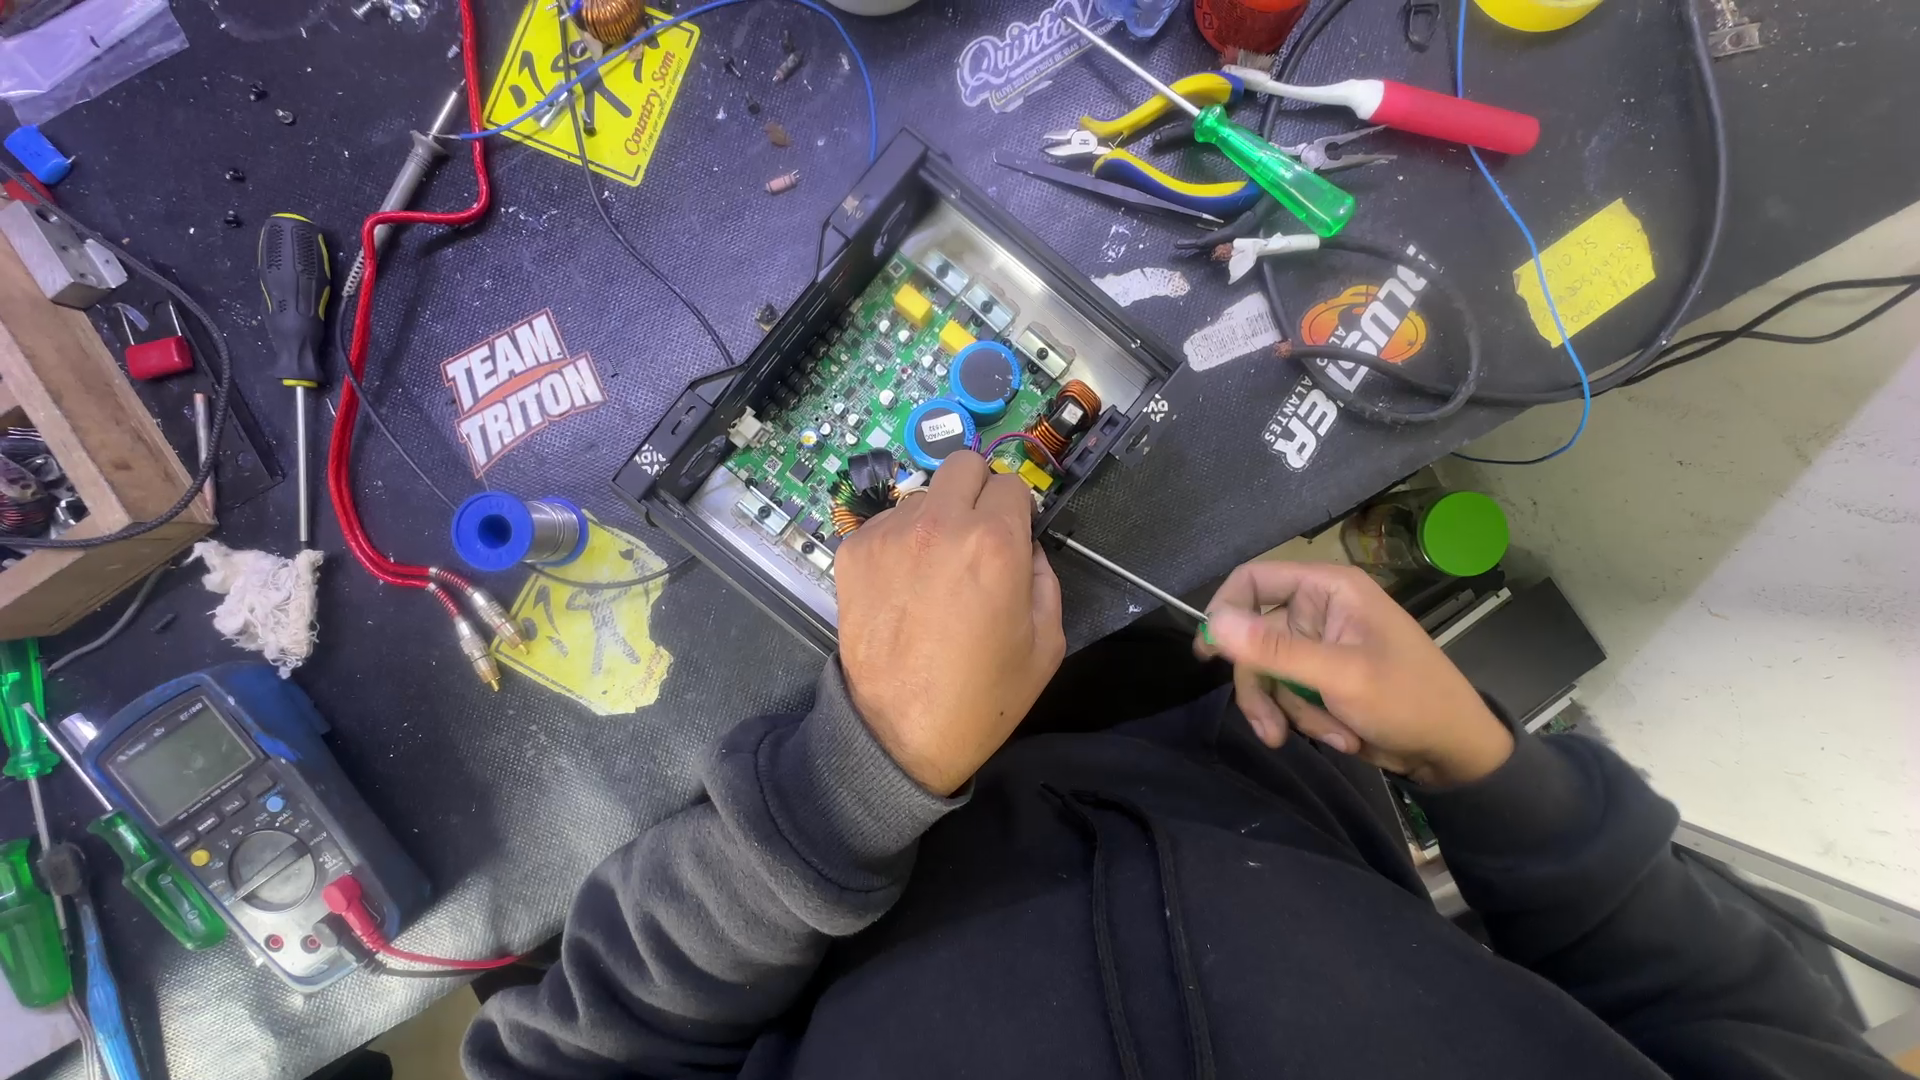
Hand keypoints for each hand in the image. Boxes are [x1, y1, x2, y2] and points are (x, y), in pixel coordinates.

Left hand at [835, 452, 1064, 794]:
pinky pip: (885, 522)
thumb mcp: (1048, 642)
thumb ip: (1046, 577)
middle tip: (976, 534)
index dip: (1018, 510)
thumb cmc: (982, 696)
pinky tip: (902, 585)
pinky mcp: (853, 551)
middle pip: (963, 463)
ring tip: (933, 570)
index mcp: (995, 542)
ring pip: (922, 493)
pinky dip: (899, 541)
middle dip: (978, 490)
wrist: (900, 735)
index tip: (1013, 535)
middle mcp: (939, 523)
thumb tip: (1025, 547)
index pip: (1013, 484)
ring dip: (936, 517)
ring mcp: (888, 534)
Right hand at [1196, 561, 1512, 787]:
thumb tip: (1210, 625)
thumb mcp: (1340, 676)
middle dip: (1263, 686)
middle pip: (1252, 636)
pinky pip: (1284, 693)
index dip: (1225, 610)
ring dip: (1287, 710)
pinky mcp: (1317, 678)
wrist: (1456, 754)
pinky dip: (1304, 719)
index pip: (1252, 580)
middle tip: (1267, 724)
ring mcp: (1316, 646)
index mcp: (1327, 589)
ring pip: (1264, 671)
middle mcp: (1317, 611)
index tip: (1209, 653)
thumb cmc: (1410, 700)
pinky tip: (1340, 736)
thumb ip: (1274, 649)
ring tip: (1327, 736)